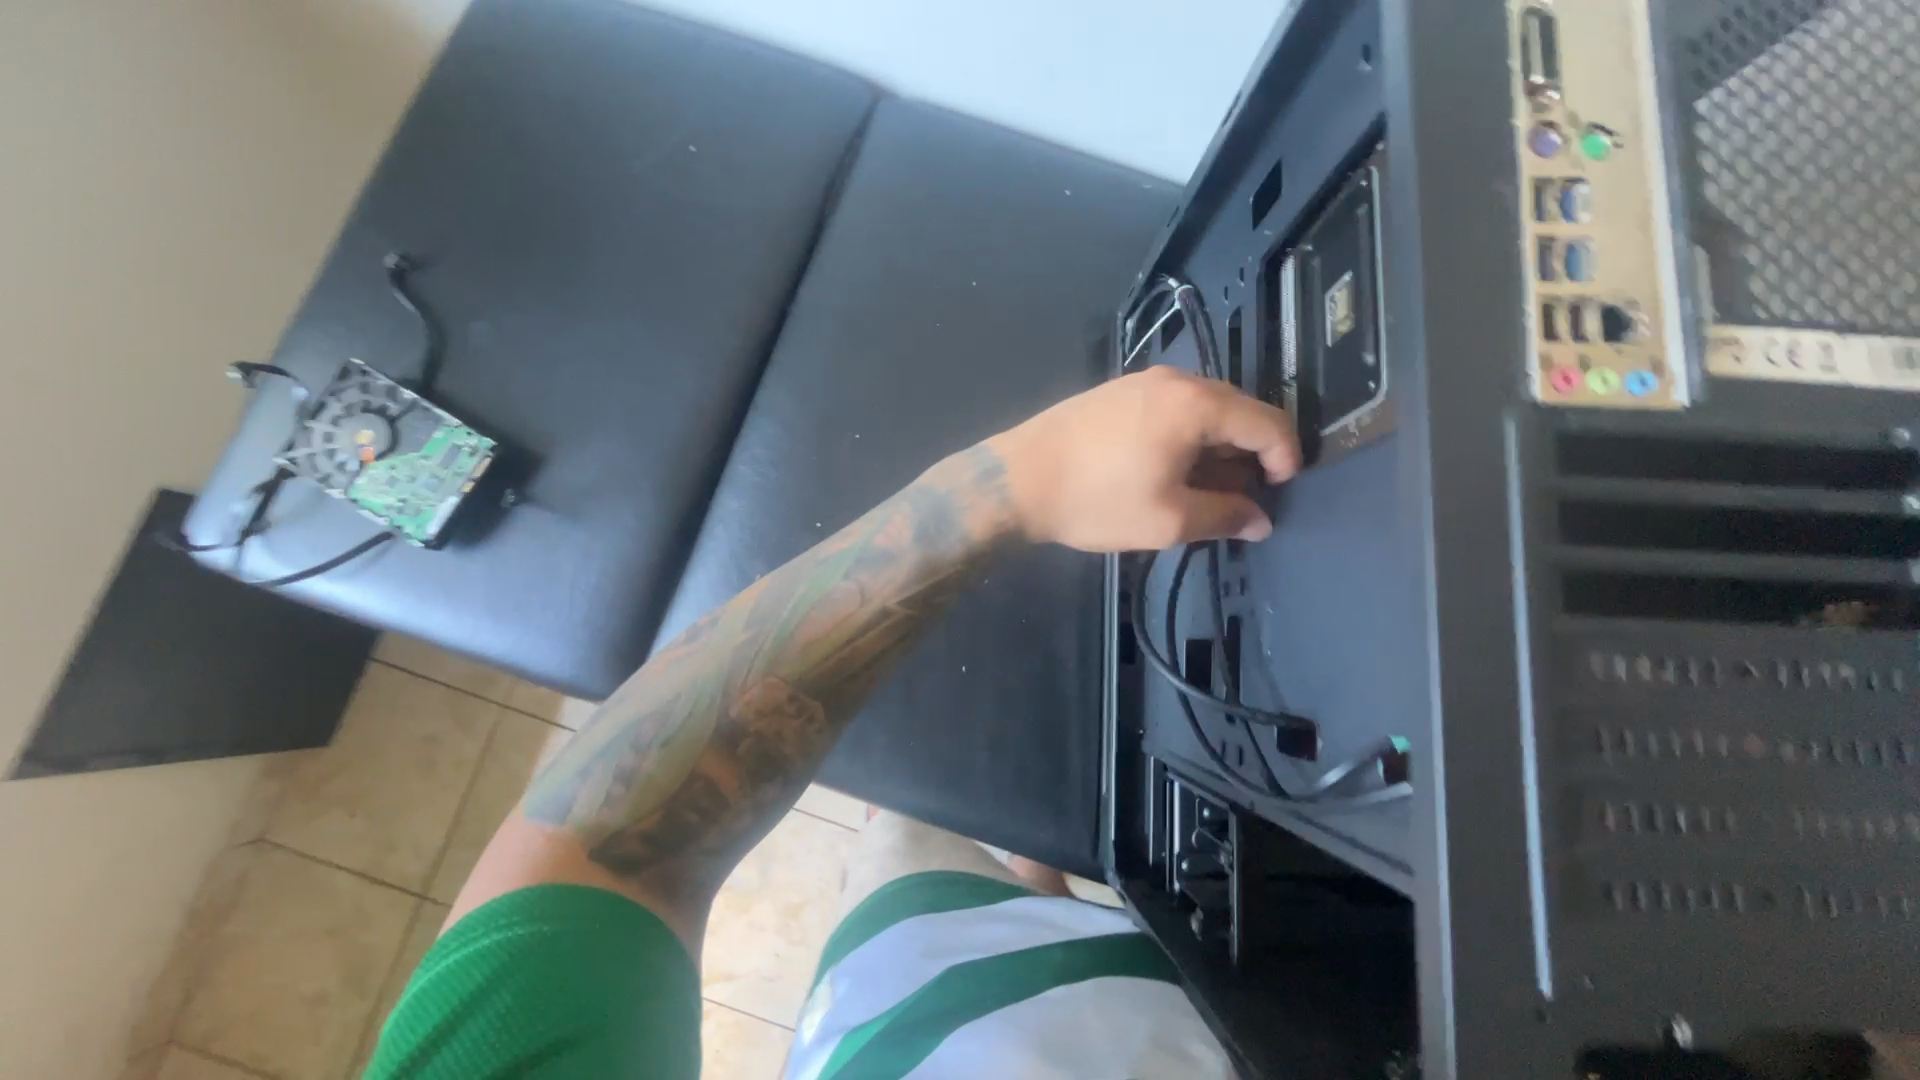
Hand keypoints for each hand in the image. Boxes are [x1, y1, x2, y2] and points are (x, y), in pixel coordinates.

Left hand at [987, 367, 1301, 552]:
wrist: (1016, 480)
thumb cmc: (1095, 501)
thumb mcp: (1168, 520)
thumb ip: (1224, 517)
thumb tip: (1261, 521)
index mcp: (1196, 403)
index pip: (1267, 421)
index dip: (1285, 457)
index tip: (1280, 491)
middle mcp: (1174, 380)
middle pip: (1238, 409)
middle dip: (1251, 451)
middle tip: (1244, 495)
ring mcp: (1141, 381)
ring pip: (1204, 407)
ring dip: (1217, 445)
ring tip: (1206, 488)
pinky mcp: (1117, 392)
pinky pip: (1172, 407)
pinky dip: (1187, 435)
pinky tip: (1171, 468)